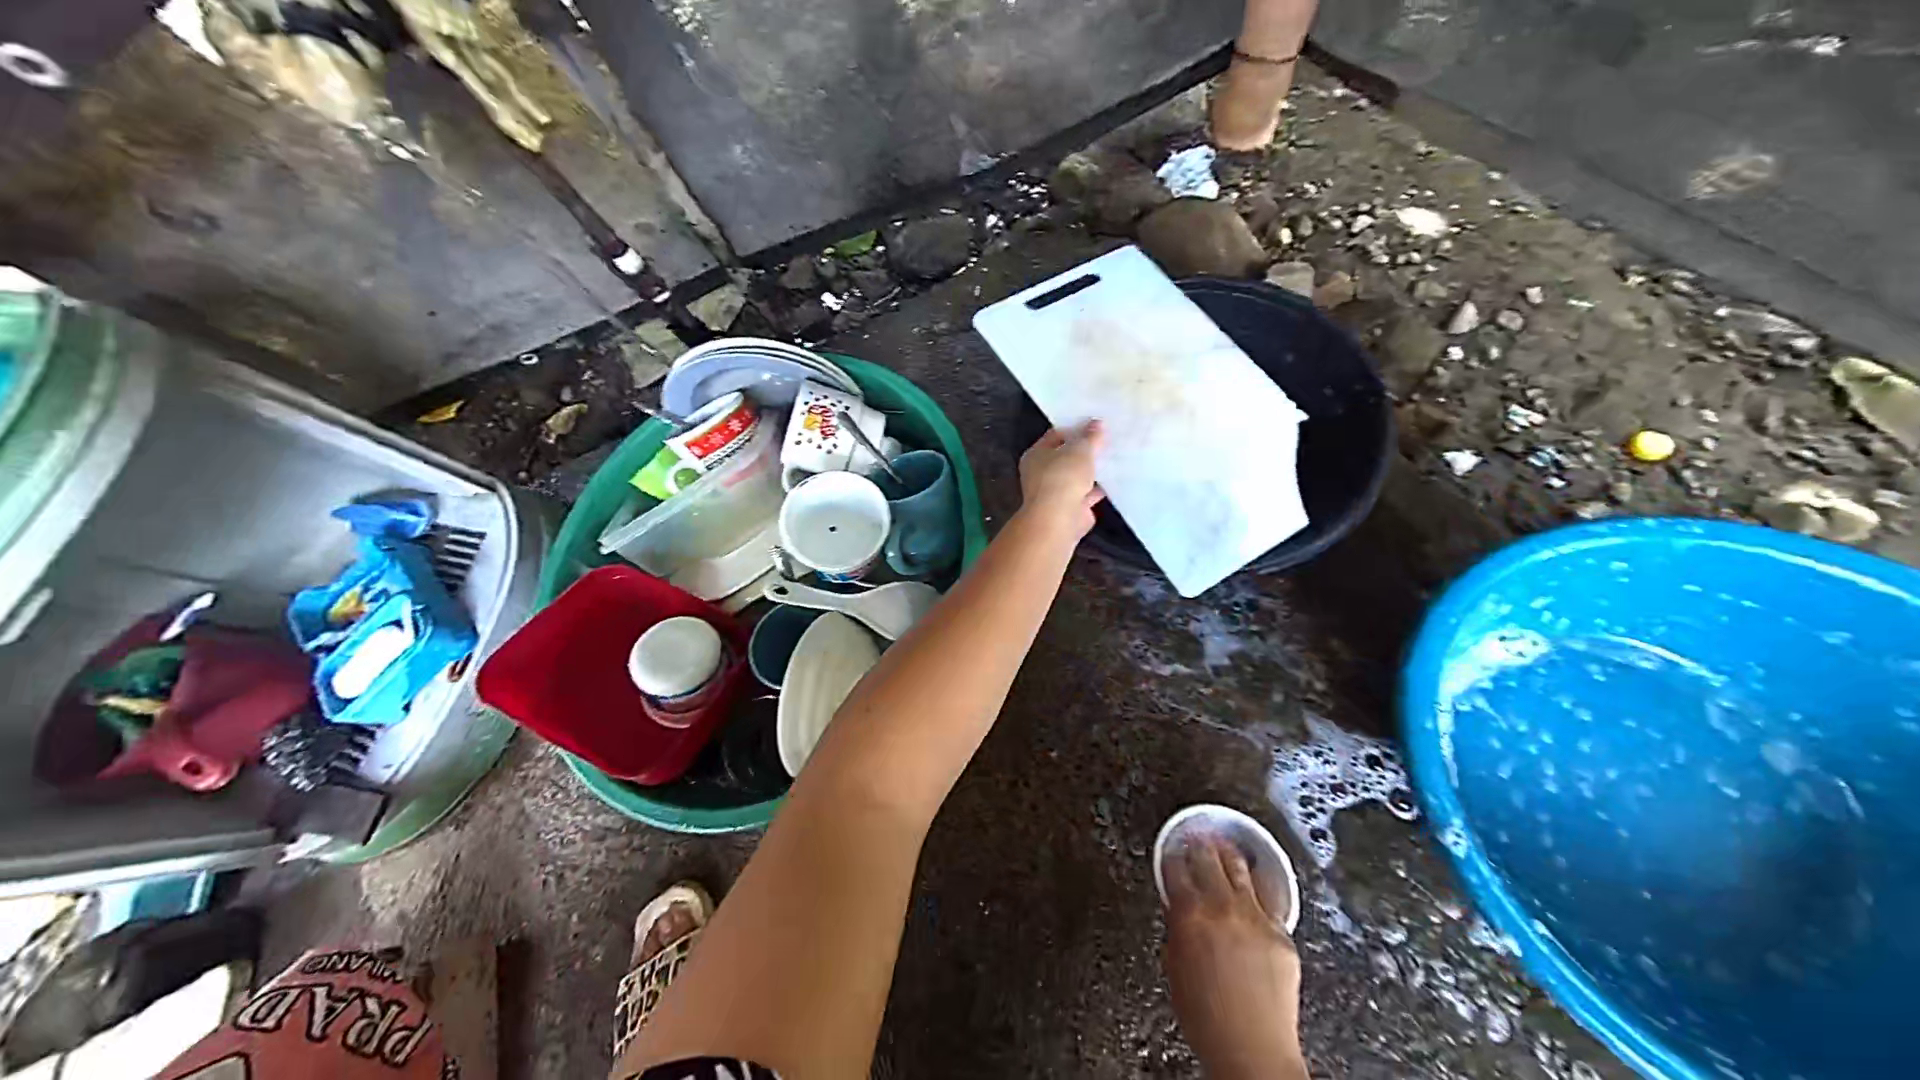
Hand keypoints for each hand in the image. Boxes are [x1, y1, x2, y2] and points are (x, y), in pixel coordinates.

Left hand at [1018, 420, 1105, 535]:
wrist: (1059, 518)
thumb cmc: (1063, 477)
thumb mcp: (1080, 449)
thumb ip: (1090, 437)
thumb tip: (1096, 424)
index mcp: (1036, 455)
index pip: (1055, 435)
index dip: (1075, 428)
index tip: (1095, 423)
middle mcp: (1042, 473)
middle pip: (1067, 456)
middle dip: (1086, 450)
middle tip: (1108, 438)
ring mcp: (1057, 492)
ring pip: (1078, 476)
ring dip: (1093, 470)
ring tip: (1115, 456)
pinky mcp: (1072, 508)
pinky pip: (1088, 493)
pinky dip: (1099, 487)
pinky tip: (1116, 479)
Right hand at [1163, 835, 1306, 1079]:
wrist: (1251, 1050)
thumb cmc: (1208, 1019)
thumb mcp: (1174, 967)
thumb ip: (1176, 929)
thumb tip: (1179, 911)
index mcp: (1190, 915)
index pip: (1175, 869)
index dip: (1172, 855)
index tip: (1172, 851)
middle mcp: (1222, 909)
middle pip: (1208, 859)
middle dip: (1199, 844)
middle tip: (1196, 836)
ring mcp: (1254, 918)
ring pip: (1240, 870)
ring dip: (1228, 853)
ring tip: (1224, 843)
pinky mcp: (1280, 933)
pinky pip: (1268, 898)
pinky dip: (1257, 884)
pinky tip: (1254, 874)